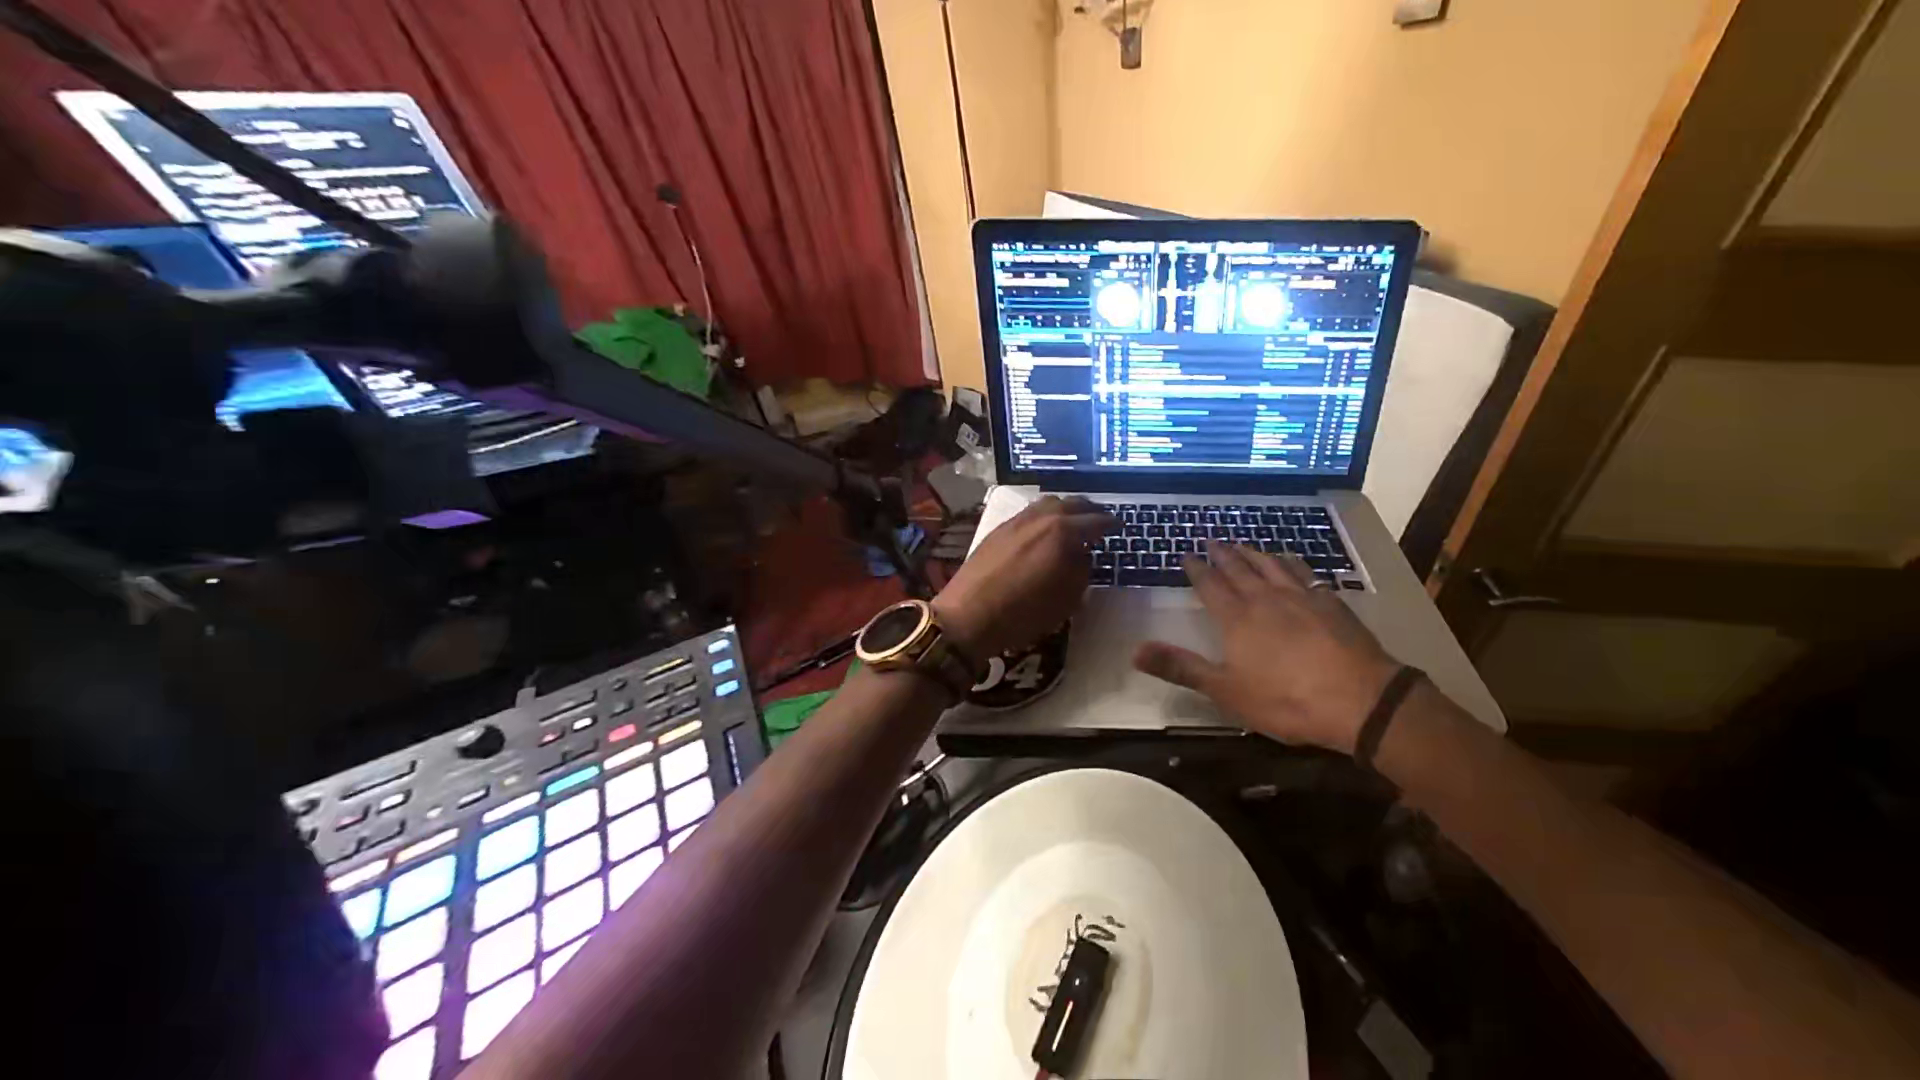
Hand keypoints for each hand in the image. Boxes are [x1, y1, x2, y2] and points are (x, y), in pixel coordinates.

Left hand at [932, 496, 1114, 659]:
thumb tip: (1083, 554)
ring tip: (1073, 521)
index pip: (1095, 521)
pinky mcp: (998, 529)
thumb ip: (1082, 570)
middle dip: (1089, 510)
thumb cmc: (1024, 613)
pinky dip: (1044, 515)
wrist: (969, 616)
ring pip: (1048, 503)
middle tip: (1099, 520)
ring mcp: (1016, 521)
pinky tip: (1044, 528)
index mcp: (1062, 533)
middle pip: (1072, 504)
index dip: (1110, 524)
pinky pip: (1029, 512)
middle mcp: (1040, 518)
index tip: (1118, 527)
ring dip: (1065, 508)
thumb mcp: (1067, 599)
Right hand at [1133, 544, 1401, 752]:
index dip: (1196, 570)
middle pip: (1239, 569)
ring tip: (1242, 543)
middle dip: (1222, 554)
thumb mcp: (1226, 691)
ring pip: (1271, 565)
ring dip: (1253, 552)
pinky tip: (1290, 560)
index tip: (1186, 555)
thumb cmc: (1286, 700)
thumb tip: (1135, 651)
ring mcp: (1301, 598)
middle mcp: (1265, 599)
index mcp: (1237, 619)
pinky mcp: (1331, 604)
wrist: (1361, 701)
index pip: (1210, 586)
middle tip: (1211, 540)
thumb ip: (1181, 668)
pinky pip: (1304, 573)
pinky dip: (1291, 562)